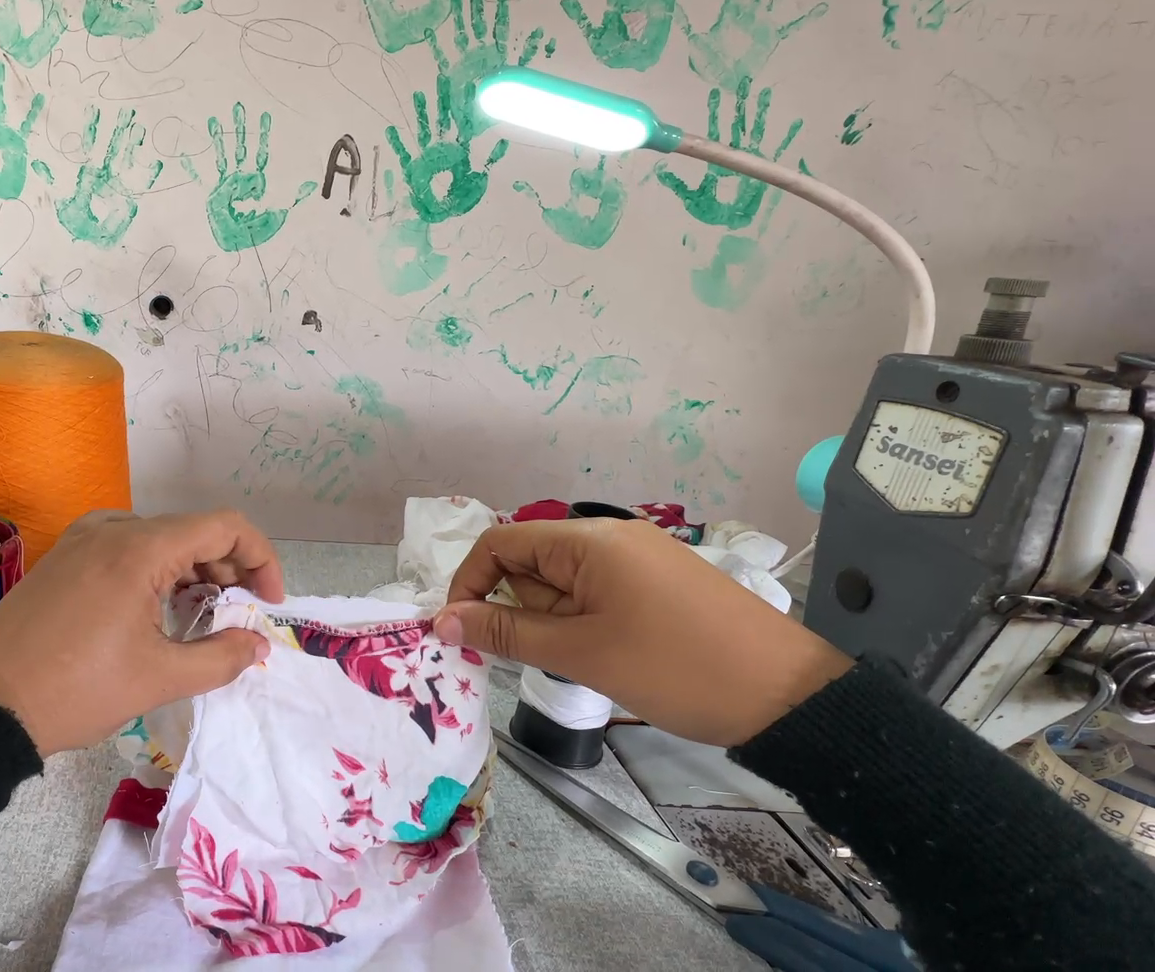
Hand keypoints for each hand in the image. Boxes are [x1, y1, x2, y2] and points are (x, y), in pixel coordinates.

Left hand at [0, 510, 281, 756]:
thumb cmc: (77, 689)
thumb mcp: (158, 678)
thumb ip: (220, 657)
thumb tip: (258, 645)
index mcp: (140, 548)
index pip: (224, 526)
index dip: (260, 558)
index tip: (268, 603)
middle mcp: (112, 528)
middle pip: (192, 530)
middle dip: (228, 569)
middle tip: (238, 617)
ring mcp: (82, 539)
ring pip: (158, 538)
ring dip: (192, 570)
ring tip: (201, 617)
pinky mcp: (64, 557)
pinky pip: (126, 547)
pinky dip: (156, 570)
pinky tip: (154, 609)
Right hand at [431, 519, 850, 745]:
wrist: (795, 700)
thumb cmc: (676, 670)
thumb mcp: (581, 653)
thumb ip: (505, 632)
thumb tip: (440, 621)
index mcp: (588, 540)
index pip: (500, 543)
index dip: (470, 584)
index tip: (461, 632)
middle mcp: (610, 535)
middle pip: (531, 563)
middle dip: (526, 610)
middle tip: (561, 654)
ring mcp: (638, 556)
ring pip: (563, 583)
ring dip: (559, 621)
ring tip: (599, 658)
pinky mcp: (659, 580)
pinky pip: (597, 592)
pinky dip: (586, 621)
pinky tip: (617, 653)